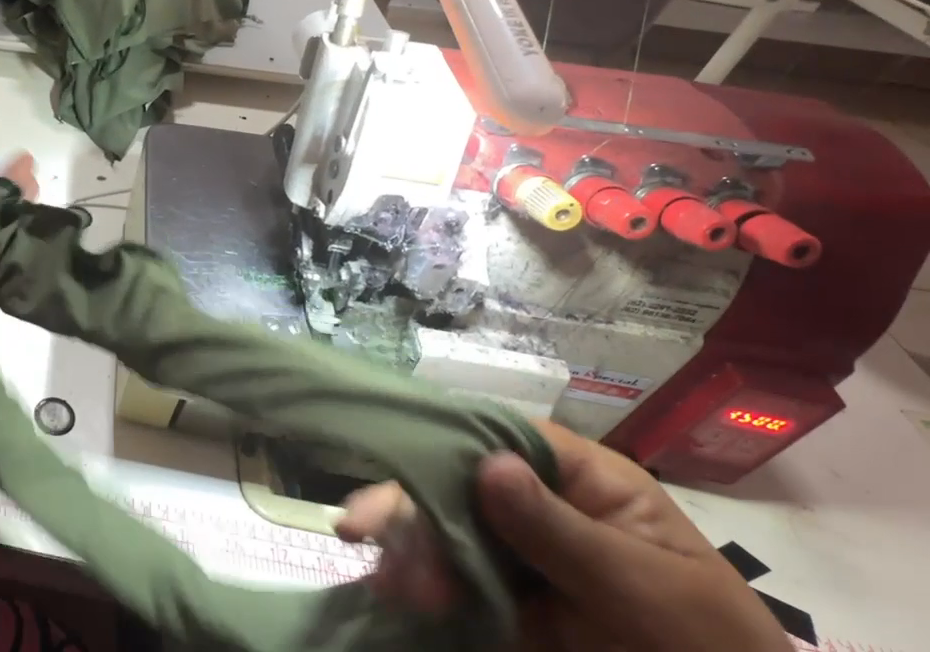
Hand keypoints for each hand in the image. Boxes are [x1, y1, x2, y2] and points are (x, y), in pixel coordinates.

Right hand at [336, 420, 788, 650]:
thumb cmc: (709, 649)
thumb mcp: (646, 588)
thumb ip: (564, 532)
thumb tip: (489, 462)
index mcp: (582, 482)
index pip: (503, 439)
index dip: (446, 443)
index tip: (395, 461)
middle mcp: (540, 508)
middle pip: (459, 485)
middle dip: (411, 506)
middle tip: (359, 529)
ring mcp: (519, 558)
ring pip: (444, 533)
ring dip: (408, 551)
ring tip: (387, 581)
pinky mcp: (504, 603)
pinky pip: (451, 582)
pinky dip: (419, 585)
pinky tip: (393, 592)